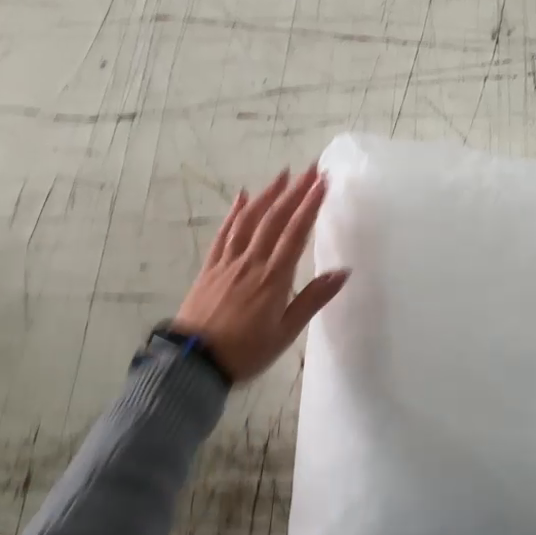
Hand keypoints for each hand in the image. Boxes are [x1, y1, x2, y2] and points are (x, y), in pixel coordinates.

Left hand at [171, 165, 349, 382]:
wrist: (192, 365)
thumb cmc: (245, 352)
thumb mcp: (285, 332)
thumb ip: (313, 299)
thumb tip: (343, 271)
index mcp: (274, 277)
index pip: (296, 232)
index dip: (310, 205)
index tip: (323, 182)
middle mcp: (252, 262)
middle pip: (275, 219)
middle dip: (295, 191)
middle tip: (311, 169)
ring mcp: (228, 262)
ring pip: (250, 220)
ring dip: (267, 195)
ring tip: (283, 175)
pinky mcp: (210, 268)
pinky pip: (224, 234)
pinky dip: (234, 213)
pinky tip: (242, 197)